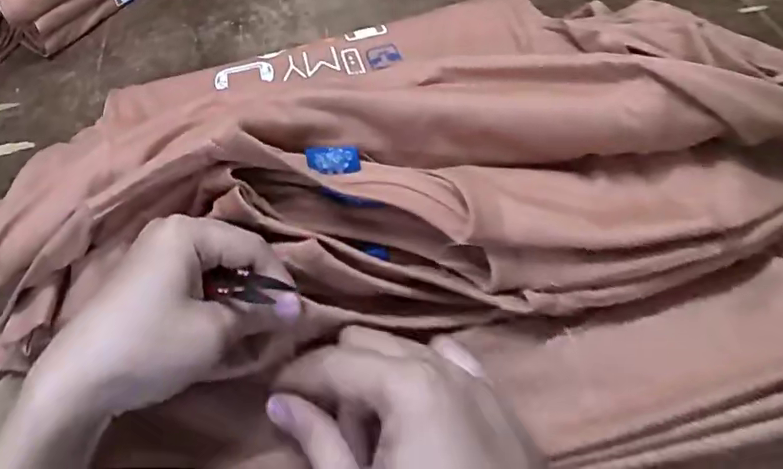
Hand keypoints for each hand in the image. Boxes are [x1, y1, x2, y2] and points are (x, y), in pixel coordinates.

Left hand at [31, 213, 302, 416]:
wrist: (84, 372)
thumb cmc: (152, 344)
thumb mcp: (212, 333)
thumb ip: (257, 315)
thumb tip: (296, 308)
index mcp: (186, 230)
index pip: (250, 245)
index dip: (279, 282)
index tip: (297, 320)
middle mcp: (171, 230)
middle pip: (231, 254)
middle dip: (257, 293)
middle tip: (277, 332)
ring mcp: (157, 252)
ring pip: (214, 270)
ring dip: (237, 303)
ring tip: (251, 340)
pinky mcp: (149, 276)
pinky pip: (194, 281)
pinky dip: (213, 305)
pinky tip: (222, 336)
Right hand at [267, 328, 539, 468]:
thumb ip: (318, 441)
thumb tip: (280, 403)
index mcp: (406, 384)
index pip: (329, 362)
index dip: (295, 378)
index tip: (275, 397)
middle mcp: (441, 368)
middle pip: (363, 342)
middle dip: (338, 376)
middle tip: (332, 428)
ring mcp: (479, 387)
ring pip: (404, 348)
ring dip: (378, 376)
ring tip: (375, 432)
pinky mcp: (506, 414)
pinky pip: (454, 365)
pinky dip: (428, 375)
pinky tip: (418, 411)